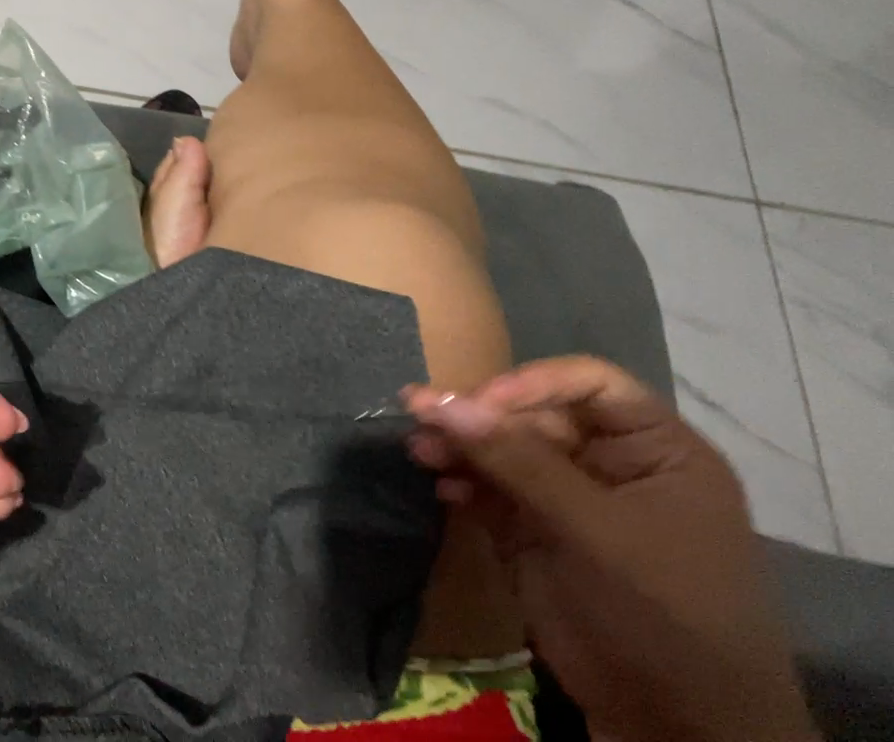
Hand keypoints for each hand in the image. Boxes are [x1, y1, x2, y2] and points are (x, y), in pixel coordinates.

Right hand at [406, 356, 816, 741]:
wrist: (674, 723)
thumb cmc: (660, 611)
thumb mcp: (594, 530)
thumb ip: (516, 461)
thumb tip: (435, 399)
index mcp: (656, 453)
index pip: (589, 386)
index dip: (529, 384)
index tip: (475, 403)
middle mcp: (611, 466)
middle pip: (533, 415)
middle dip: (477, 417)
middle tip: (417, 418)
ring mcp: (569, 501)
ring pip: (502, 451)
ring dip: (459, 448)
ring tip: (417, 452)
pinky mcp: (533, 533)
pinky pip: (489, 491)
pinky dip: (461, 484)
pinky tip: (440, 489)